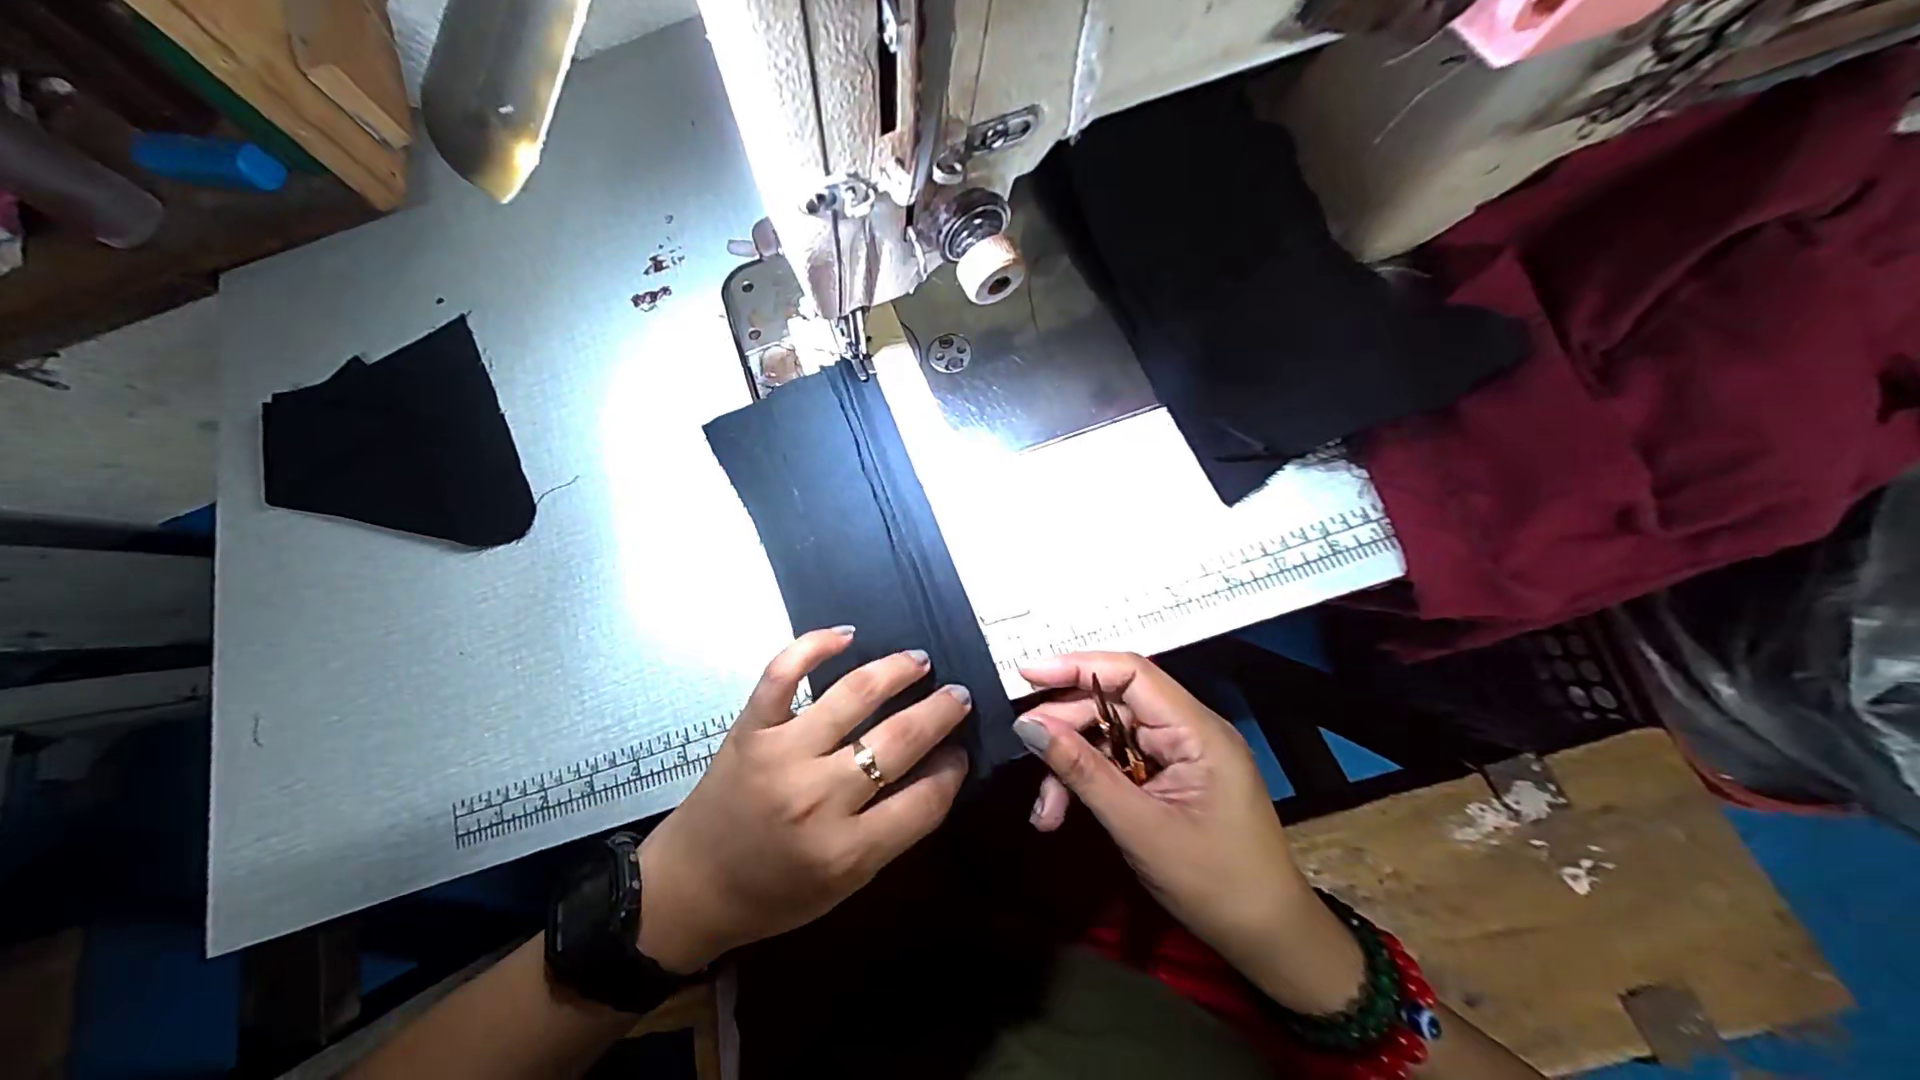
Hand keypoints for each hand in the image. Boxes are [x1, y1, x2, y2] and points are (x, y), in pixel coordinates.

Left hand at [635, 628, 971, 972]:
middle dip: (940, 712)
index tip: (960, 751)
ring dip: (896, 670)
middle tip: (957, 694)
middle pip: (898, 741)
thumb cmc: (775, 892)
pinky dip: (814, 645)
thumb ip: (894, 828)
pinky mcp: (750, 728)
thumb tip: (940, 764)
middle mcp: (817, 798)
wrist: (690, 887)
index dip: (953, 770)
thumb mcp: (846, 882)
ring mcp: (780, 755)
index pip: (925, 798)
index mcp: (846, 850)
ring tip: (919, 660)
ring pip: (853, 695)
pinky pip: (783, 673)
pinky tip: (846, 634)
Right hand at [1015, 652, 1363, 1014]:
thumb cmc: (1217, 884)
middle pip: (1112, 705)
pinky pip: (1117, 762)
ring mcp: (1178, 754)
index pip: (1132, 674)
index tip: (1028, 675)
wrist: (1269, 938)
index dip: (1077, 667)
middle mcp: (1188, 730)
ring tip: (1047, 811)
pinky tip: (1062, 811)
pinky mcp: (1168, 776)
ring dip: (1071, 766)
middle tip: (1030, 757)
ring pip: (1107, 737)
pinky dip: (1087, 782)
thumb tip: (1030, 726)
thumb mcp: (1141, 828)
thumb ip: (1083, 772)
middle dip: (1066, 732)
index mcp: (1197, 731)